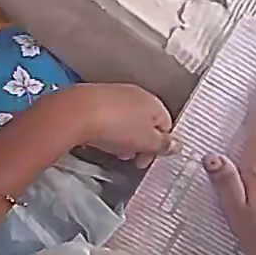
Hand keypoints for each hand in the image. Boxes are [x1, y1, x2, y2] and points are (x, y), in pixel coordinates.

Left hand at [48, 83, 173, 165]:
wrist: (78, 111)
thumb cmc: (116, 127)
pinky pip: (108, 116)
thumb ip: (162, 144)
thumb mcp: (145, 141)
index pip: (166, 126)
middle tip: (128, 157)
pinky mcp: (94, 98)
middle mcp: (137, 94)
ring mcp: (115, 94)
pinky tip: (98, 138)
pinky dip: (106, 129)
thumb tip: (177, 144)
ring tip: (112, 149)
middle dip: (139, 143)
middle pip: (145, 122)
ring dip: (122, 137)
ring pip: (126, 119)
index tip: (144, 161)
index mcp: (154, 103)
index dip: (158, 146)